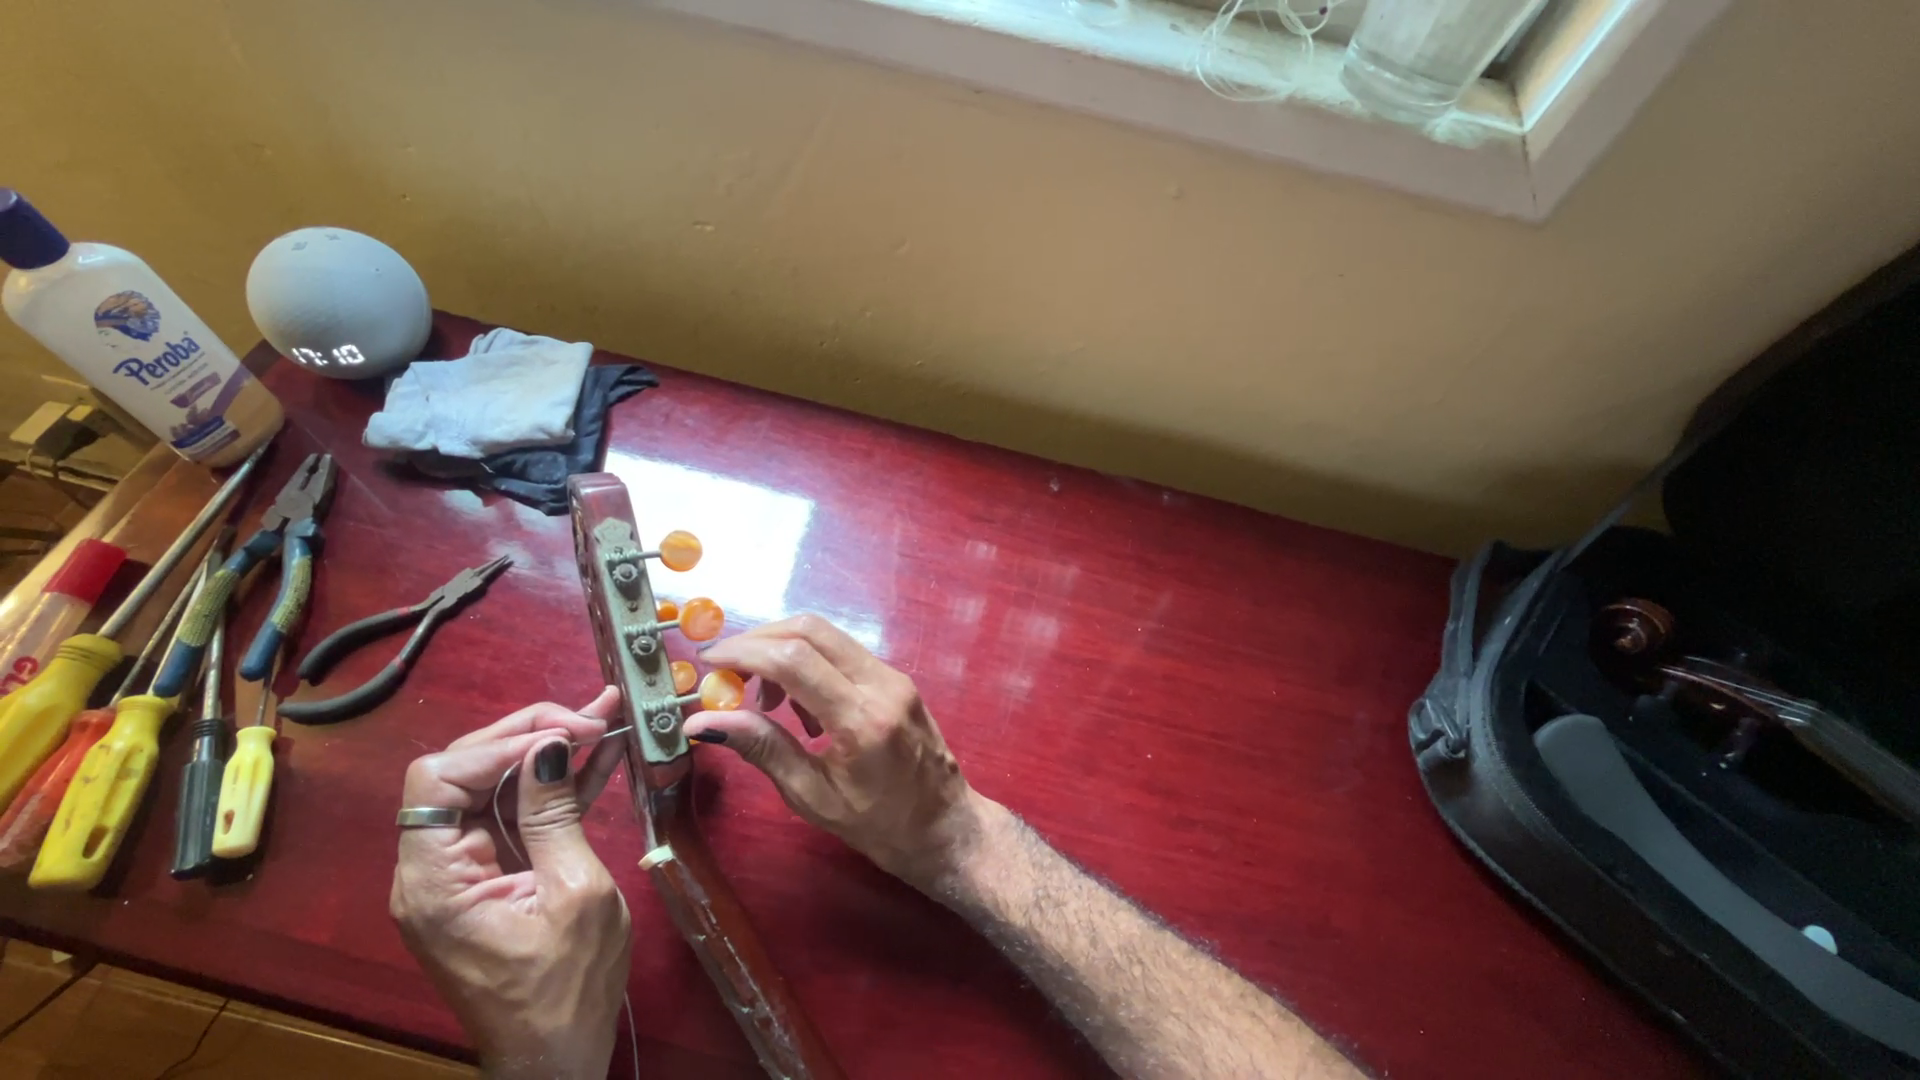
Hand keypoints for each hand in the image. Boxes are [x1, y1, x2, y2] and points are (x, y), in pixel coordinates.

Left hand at [390, 689, 631, 1078]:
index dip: (501, 743)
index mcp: (436, 880)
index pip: (439, 777)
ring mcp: (460, 869)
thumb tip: (549, 746)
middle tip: (592, 716)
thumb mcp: (574, 894)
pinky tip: (599, 754)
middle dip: (528, 733)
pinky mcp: (490, 873)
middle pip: (463, 770)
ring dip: (549, 749)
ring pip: (494, 784)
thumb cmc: (568, 985)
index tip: (565, 735)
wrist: (556, 1055)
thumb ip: (554, 815)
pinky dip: (554, 783)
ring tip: (605, 716)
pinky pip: (515, 813)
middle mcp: (433, 867)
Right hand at [685, 615, 992, 891]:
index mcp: (861, 718)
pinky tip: (800, 707)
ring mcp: (894, 676)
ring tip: (765, 703)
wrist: (946, 826)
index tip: (709, 663)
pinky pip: (844, 653)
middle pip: (810, 629)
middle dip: (760, 641)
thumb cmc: (879, 825)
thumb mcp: (812, 796)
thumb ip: (762, 748)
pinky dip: (810, 663)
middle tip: (729, 673)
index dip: (744, 652)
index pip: (794, 659)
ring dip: (784, 651)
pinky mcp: (897, 678)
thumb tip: (702, 722)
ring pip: (827, 636)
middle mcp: (882, 684)